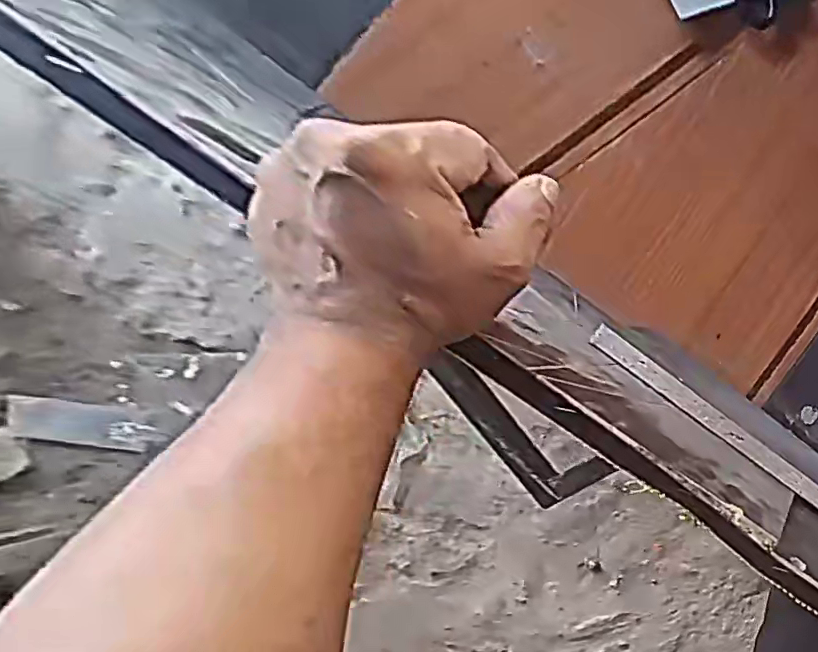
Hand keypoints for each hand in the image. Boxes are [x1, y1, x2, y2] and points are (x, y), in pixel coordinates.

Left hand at [248, 118, 559, 355]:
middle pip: (423, 151)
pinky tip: (374, 246)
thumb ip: (529, 219)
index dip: (495, 191)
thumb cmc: (414, 311)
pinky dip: (360, 205)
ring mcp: (299, 159)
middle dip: (444, 196)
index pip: (471, 146)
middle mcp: (337, 142)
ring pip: (382, 162)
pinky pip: (340, 177)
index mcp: (397, 155)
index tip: (490, 227)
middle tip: (448, 247)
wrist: (345, 344)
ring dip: (402, 198)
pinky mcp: (278, 181)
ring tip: (407, 250)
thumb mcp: (500, 269)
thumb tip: (540, 189)